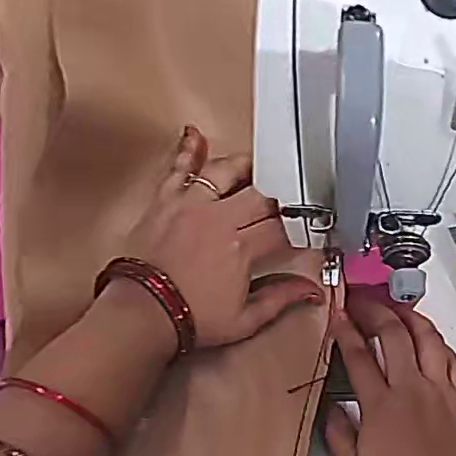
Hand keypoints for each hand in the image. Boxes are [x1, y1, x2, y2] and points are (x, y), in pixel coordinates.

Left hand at [116, 126, 323, 348]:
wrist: (144, 313)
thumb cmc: (192, 318)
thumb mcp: (246, 319)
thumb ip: (281, 298)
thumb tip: (310, 289)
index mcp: (241, 248)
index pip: (282, 228)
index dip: (298, 231)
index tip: (304, 235)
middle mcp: (218, 219)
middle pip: (260, 195)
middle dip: (277, 199)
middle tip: (285, 205)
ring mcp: (190, 206)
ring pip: (224, 171)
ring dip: (244, 168)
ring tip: (255, 171)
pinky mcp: (165, 202)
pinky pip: (178, 169)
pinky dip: (187, 151)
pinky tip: (195, 136)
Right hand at [322, 293, 455, 455]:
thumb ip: (338, 435)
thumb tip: (330, 410)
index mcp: (382, 407)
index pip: (360, 355)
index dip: (345, 330)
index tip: (337, 316)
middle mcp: (412, 392)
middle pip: (394, 334)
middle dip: (374, 311)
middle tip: (362, 302)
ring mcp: (438, 393)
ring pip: (428, 339)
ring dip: (410, 317)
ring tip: (397, 309)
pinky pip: (451, 361)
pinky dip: (440, 344)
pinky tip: (432, 340)